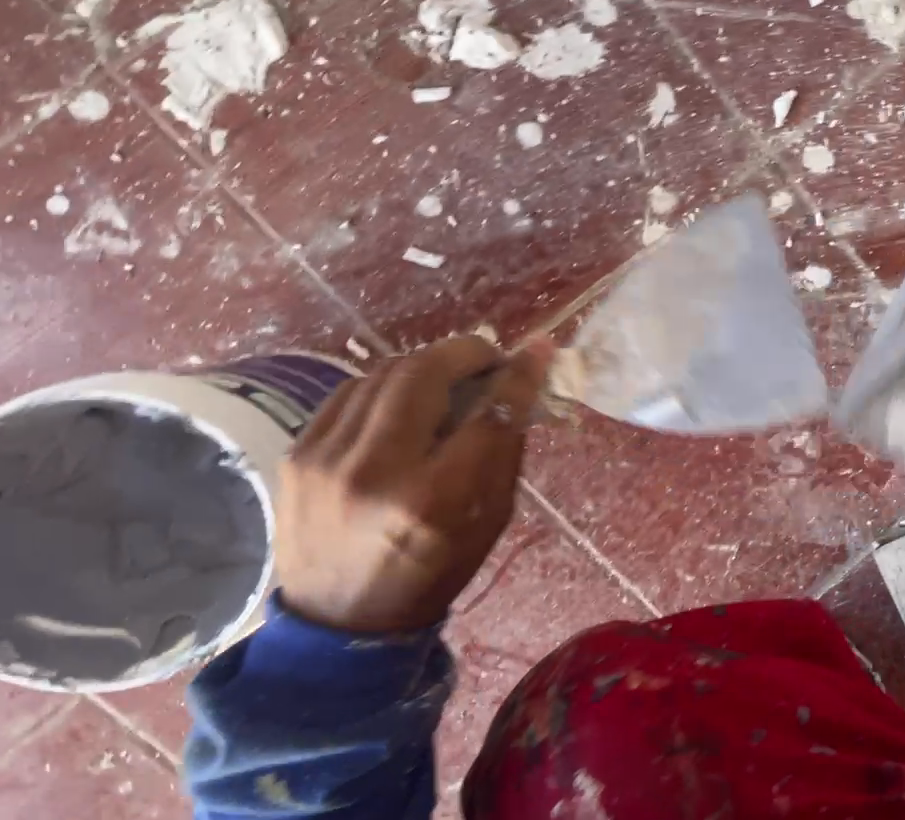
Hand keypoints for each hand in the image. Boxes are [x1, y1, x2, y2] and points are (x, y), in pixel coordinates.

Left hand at [275, 334, 556, 633]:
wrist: (338, 622)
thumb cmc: (435, 570)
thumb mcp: (491, 516)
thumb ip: (505, 446)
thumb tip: (522, 382)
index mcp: (434, 498)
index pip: (488, 412)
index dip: (519, 374)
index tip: (539, 350)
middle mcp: (374, 470)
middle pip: (425, 373)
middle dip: (467, 353)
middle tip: (490, 359)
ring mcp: (325, 458)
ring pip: (385, 373)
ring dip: (428, 364)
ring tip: (451, 377)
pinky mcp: (297, 454)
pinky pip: (351, 392)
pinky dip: (389, 384)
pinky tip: (406, 399)